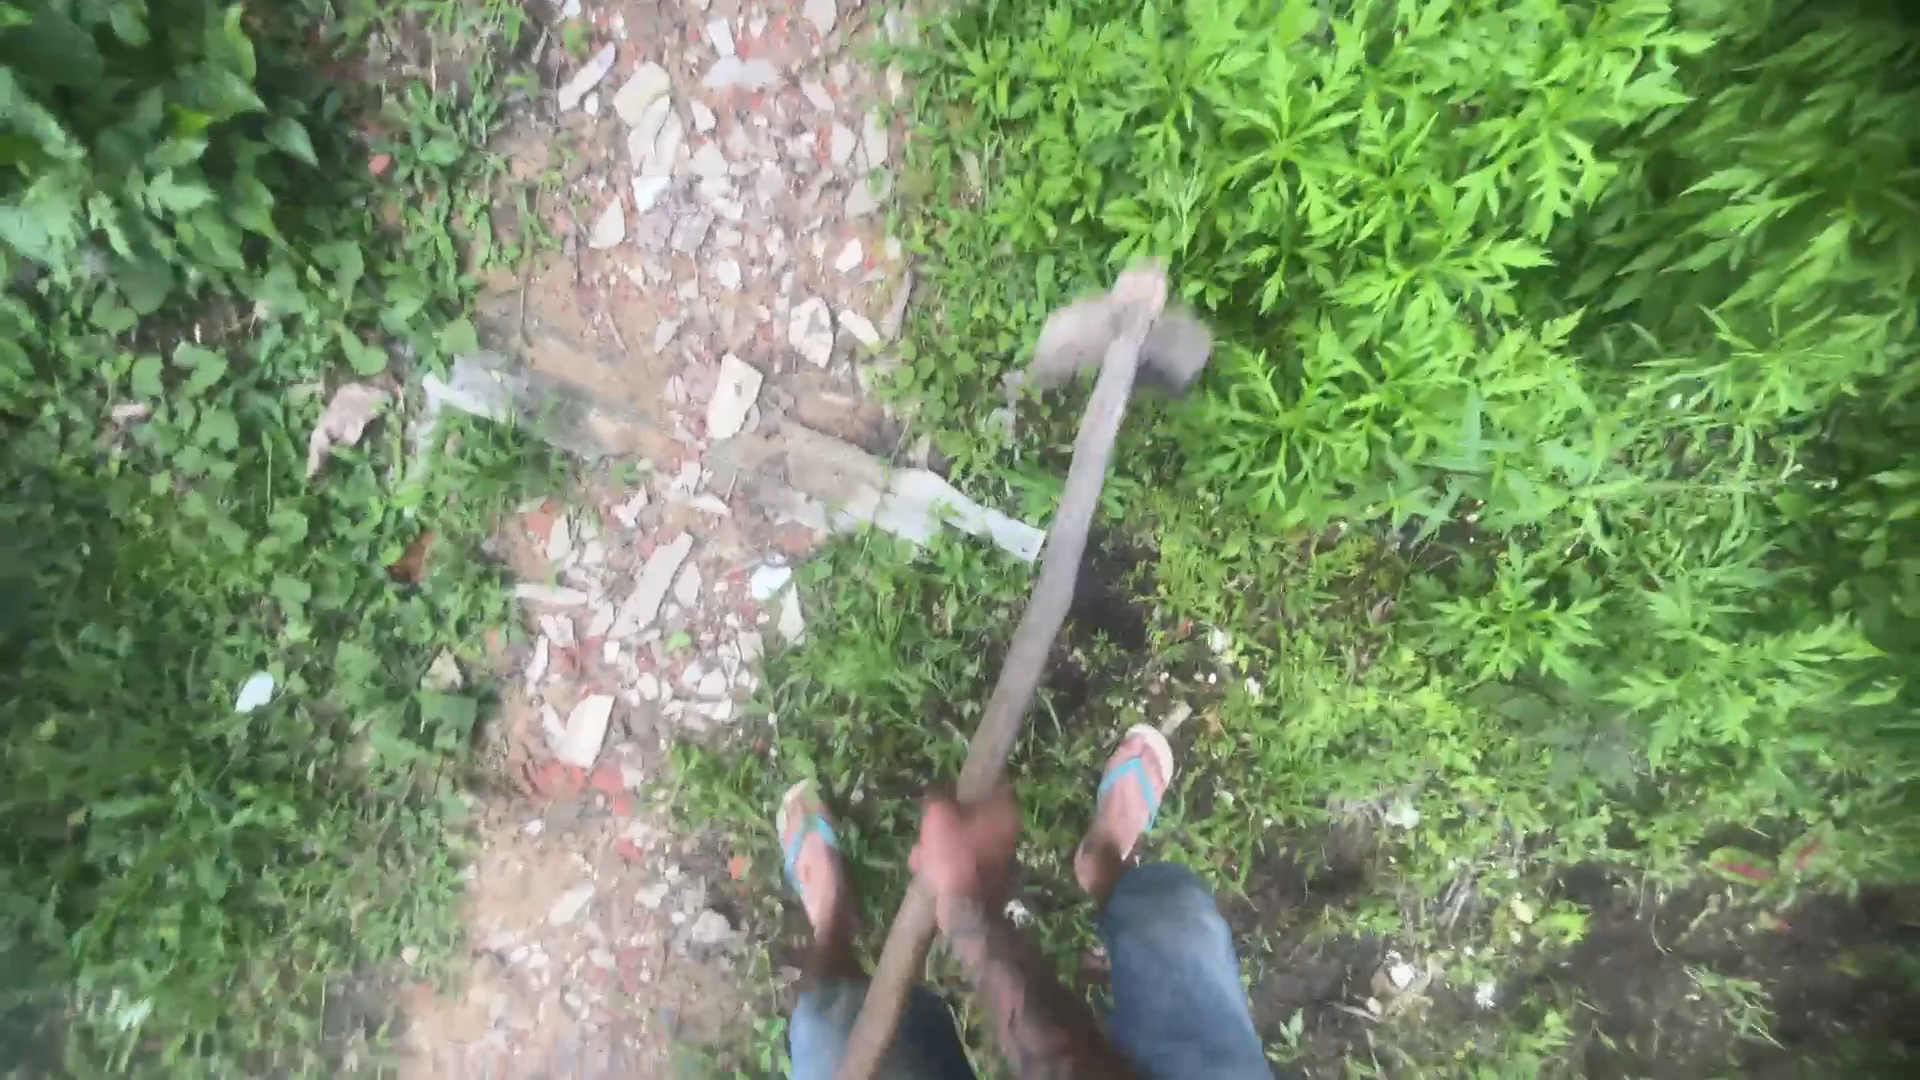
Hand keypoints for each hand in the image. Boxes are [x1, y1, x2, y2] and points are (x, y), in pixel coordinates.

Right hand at [910, 783, 1019, 908]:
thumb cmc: (955, 854)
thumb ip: (938, 795)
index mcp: (1004, 810)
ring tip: (919, 857)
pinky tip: (927, 873)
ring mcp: (1002, 857)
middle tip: (927, 830)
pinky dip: (948, 865)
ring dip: (943, 846)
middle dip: (947, 823)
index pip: (990, 785)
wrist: (966, 910)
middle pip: (974, 816)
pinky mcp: (992, 880)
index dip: (966, 786)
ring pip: (967, 842)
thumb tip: (938, 788)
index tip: (948, 792)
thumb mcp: (939, 815)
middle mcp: (1010, 831)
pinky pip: (966, 863)